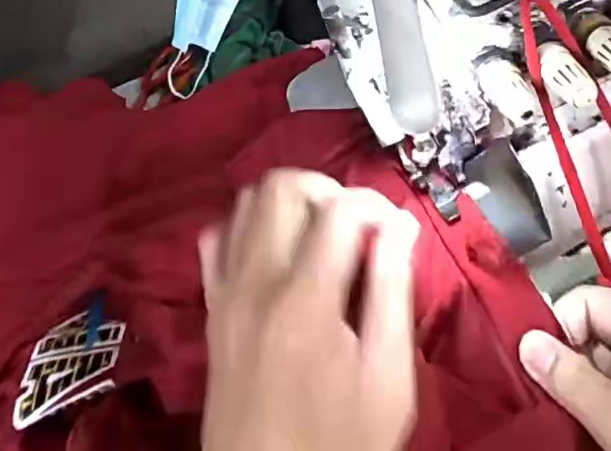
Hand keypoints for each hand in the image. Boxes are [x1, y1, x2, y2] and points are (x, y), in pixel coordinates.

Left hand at [199, 169, 421, 450]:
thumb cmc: (338, 443)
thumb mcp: (387, 380)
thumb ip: (394, 291)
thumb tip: (400, 226)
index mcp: (304, 300)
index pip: (340, 207)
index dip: (377, 205)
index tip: (395, 231)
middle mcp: (255, 282)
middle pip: (283, 185)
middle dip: (328, 190)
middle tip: (356, 228)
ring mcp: (225, 292)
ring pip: (247, 200)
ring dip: (290, 203)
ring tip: (321, 237)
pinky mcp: (210, 307)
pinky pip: (217, 237)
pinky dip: (247, 226)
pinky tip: (275, 253)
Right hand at [519, 286, 610, 450]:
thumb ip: (580, 386)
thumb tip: (524, 340)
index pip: (592, 302)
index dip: (560, 328)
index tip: (534, 369)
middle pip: (597, 333)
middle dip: (566, 361)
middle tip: (539, 400)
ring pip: (606, 369)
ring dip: (580, 392)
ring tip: (559, 422)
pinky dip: (600, 414)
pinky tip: (584, 434)